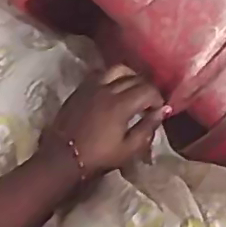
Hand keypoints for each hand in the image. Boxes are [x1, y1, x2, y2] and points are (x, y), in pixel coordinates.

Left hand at [43, 66, 166, 174]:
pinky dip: (111, 76)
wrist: (63, 157)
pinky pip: (100, 73)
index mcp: (121, 104)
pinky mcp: (81, 88)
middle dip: (146, 88)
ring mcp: (92, 86)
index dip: (157, 98)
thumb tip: (162, 111)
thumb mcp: (128, 149)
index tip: (158, 110)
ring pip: (117, 69)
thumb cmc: (98, 156)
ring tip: (132, 89)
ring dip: (129, 76)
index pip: (148, 90)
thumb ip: (147, 128)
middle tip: (148, 102)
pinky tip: (113, 88)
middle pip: (134, 78)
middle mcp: (108, 89)